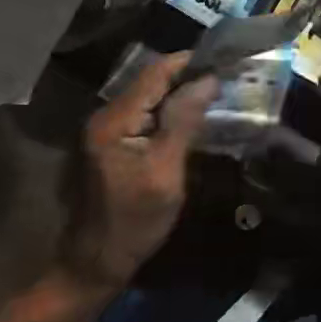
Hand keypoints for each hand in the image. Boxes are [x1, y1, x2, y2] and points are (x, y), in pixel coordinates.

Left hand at [60, 53, 214, 289]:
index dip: (189, 62)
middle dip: (187, 75)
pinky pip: (144, 113)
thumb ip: (183, 122)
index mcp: (115, 119)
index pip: (155, 73)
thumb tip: (208, 79)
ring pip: (148, 95)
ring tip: (215, 91)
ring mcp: (106, 127)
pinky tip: (192, 115)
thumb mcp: (165, 173)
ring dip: (179, 91)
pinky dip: (168, 109)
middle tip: (225, 76)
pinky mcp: (112, 141)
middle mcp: (106, 114)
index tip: (223, 59)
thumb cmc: (133, 222)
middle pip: (150, 80)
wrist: (96, 262)